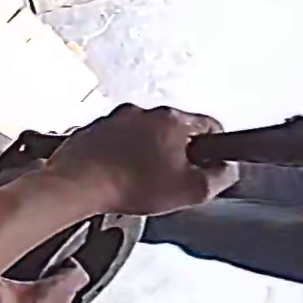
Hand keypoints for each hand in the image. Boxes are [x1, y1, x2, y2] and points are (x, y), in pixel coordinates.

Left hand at [44, 104, 237, 215]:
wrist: (76, 185)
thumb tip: (225, 167)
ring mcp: (111, 119)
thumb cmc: (128, 185)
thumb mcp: (194, 190)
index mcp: (170, 119)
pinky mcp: (90, 129)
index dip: (213, 148)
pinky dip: (118, 154)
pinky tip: (116, 173)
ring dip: (145, 152)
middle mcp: (139, 112)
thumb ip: (221, 175)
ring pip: (141, 134)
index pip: (210, 126)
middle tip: (170, 177)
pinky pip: (114, 140)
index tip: (206, 164)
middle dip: (176, 151)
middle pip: (173, 129)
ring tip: (138, 178)